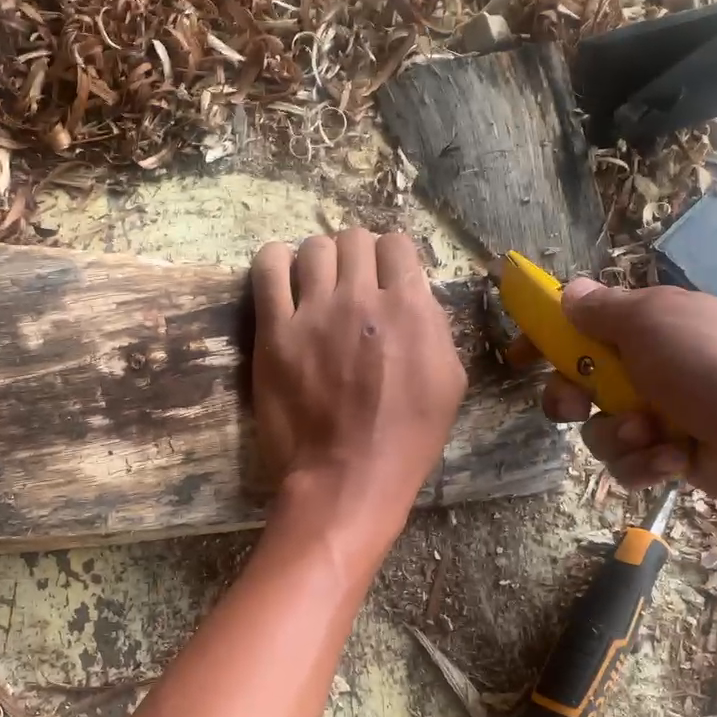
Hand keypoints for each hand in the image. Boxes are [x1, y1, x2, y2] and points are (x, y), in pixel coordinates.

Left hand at [250, 230, 467, 536]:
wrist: (348, 477)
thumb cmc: (406, 439)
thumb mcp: (449, 381)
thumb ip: (433, 327)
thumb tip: (413, 298)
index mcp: (409, 308)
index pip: (397, 245)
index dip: (390, 259)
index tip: (383, 280)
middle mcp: (360, 299)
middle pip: (353, 240)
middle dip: (355, 257)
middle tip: (350, 286)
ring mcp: (313, 313)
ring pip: (313, 248)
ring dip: (318, 260)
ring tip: (316, 286)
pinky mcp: (274, 332)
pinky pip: (268, 269)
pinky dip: (275, 262)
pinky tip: (281, 275)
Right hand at [520, 277, 716, 506]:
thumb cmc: (714, 365)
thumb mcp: (653, 323)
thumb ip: (602, 310)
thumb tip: (570, 290)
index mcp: (646, 326)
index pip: (582, 327)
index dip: (547, 340)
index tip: (518, 357)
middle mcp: (648, 368)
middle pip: (577, 385)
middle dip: (571, 398)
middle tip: (577, 404)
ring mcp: (659, 414)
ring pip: (598, 431)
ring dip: (617, 436)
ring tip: (655, 437)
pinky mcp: (669, 457)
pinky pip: (627, 464)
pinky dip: (645, 464)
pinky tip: (675, 461)